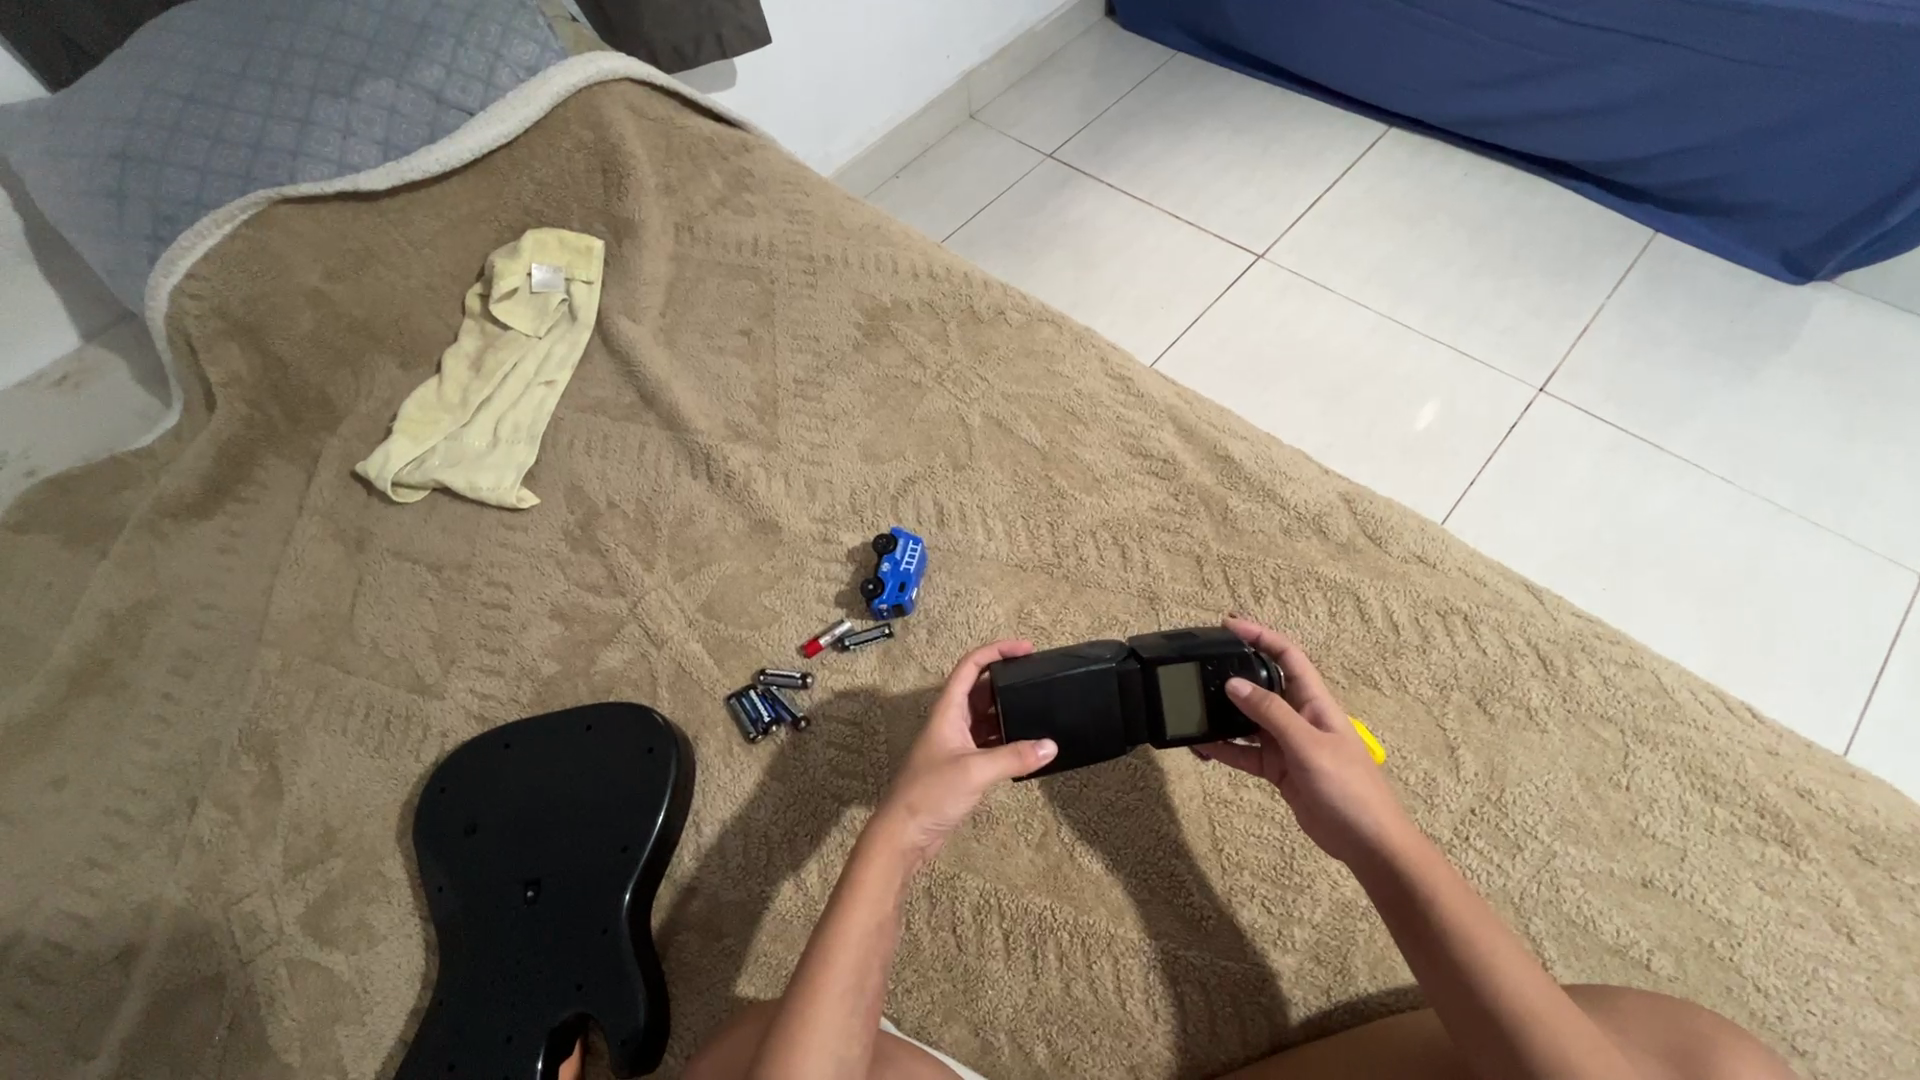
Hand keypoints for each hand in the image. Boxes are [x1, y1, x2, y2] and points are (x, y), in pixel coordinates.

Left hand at [870, 640, 1058, 866]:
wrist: (905, 833)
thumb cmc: (930, 793)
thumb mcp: (975, 771)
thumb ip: (1014, 757)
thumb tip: (1050, 746)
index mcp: (948, 710)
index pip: (971, 666)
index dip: (997, 651)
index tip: (1026, 649)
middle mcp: (952, 721)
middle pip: (981, 689)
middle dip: (1008, 680)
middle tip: (1039, 677)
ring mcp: (957, 744)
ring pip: (987, 716)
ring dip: (1010, 711)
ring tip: (1040, 707)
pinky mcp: (963, 765)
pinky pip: (990, 742)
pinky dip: (1009, 739)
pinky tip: (1029, 745)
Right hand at [1194, 616, 1414, 865]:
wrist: (1368, 843)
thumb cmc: (1350, 789)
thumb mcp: (1308, 746)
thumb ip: (1270, 714)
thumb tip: (1232, 685)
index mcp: (1315, 702)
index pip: (1287, 657)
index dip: (1261, 636)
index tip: (1229, 625)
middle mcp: (1299, 717)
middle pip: (1262, 684)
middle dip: (1233, 671)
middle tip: (1199, 664)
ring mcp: (1287, 744)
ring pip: (1247, 720)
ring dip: (1222, 714)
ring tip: (1191, 707)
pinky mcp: (1277, 769)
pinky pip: (1244, 751)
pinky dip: (1223, 747)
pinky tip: (1200, 746)